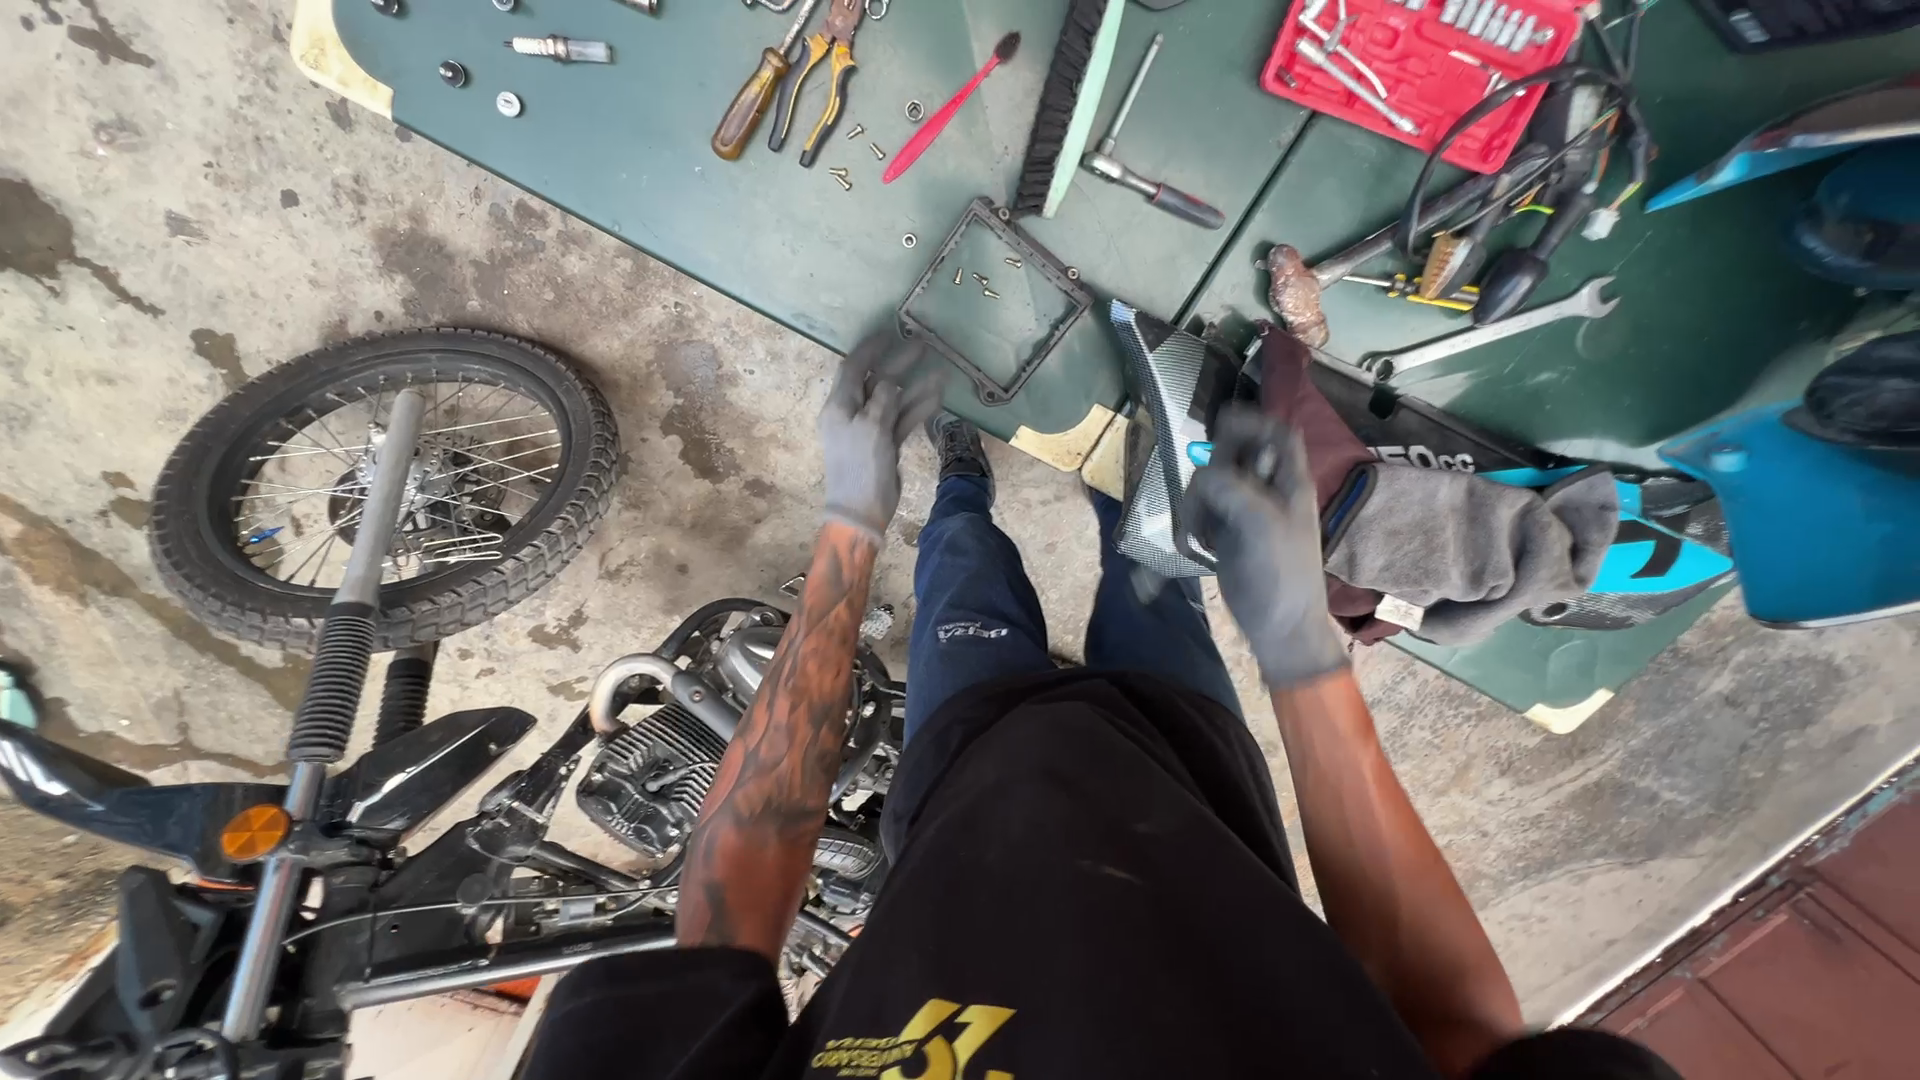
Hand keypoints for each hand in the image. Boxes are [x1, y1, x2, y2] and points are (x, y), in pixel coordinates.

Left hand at [819, 329, 945, 538]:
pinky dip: (918, 408)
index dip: (870, 349)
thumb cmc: (860, 468)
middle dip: (898, 364)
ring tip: (941, 370)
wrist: (862, 511)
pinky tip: (938, 395)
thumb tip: (888, 383)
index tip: (890, 332)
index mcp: (839, 407)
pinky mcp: (885, 444)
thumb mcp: (870, 428)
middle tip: (923, 346)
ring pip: (893, 401)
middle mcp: (852, 414)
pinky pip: (902, 420)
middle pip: (876, 381)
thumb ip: (881, 399)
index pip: (852, 368)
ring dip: (915, 386)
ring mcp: (870, 429)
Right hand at [1180, 405, 1347, 689]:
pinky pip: (1203, 509)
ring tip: (1203, 530)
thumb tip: (1200, 476)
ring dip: (1198, 501)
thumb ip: (1230, 488)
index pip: (1278, 433)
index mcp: (1290, 482)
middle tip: (1209, 494)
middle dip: (1215, 468)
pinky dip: (1195, 520)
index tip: (1222, 423)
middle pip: (1235, 454)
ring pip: (1211, 482)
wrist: (1279, 624)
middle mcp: (1267, 490)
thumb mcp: (1260, 523)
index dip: (1255, 421)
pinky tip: (1202, 542)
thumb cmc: (1282, 573)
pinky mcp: (1226, 533)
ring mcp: (1245, 512)